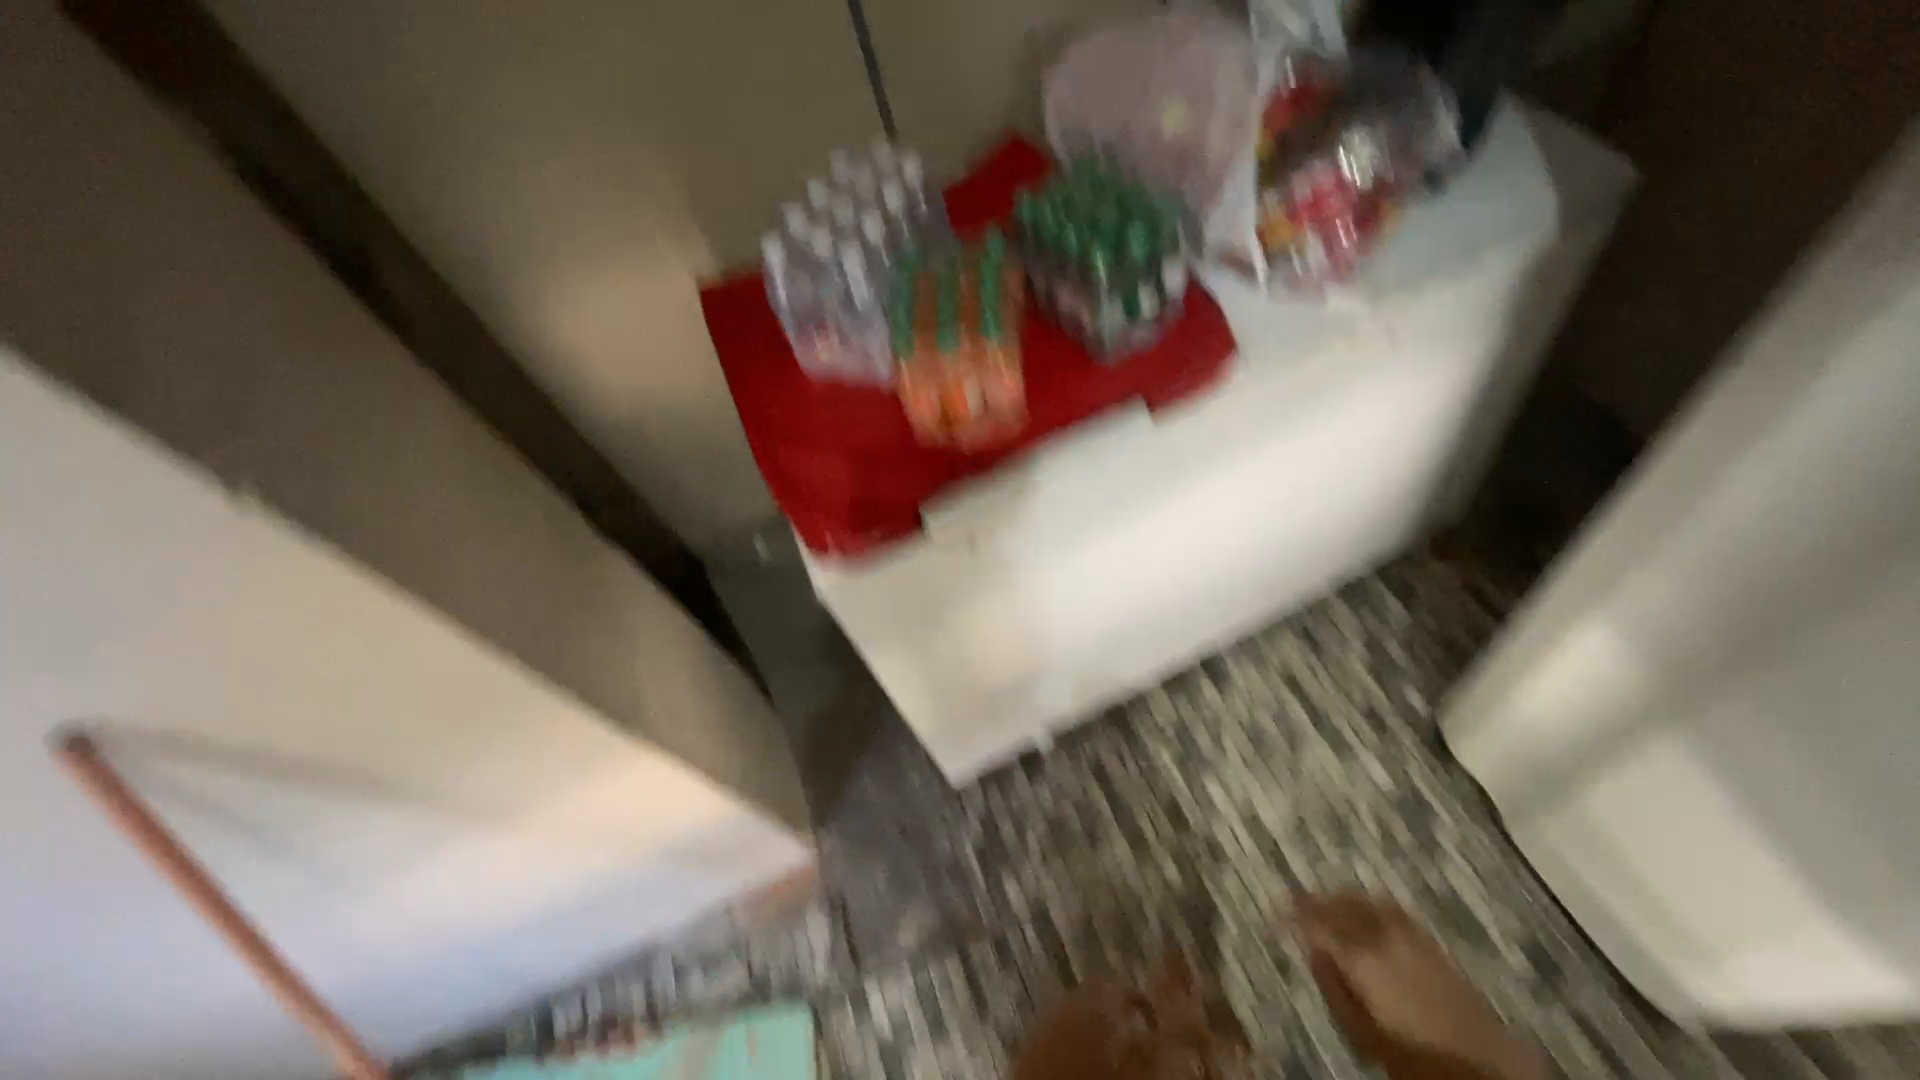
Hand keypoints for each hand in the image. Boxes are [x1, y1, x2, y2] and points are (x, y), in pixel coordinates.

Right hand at [1296, 891, 1544, 1079]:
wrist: (1484, 1067)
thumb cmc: (1412, 1056)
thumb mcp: (1361, 1033)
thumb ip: (1333, 988)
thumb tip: (1314, 952)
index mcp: (1361, 957)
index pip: (1317, 922)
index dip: (1292, 913)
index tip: (1275, 909)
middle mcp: (1383, 936)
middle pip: (1342, 903)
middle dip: (1315, 899)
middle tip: (1294, 900)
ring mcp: (1411, 936)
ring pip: (1367, 900)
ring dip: (1343, 897)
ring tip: (1326, 901)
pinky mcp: (1432, 944)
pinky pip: (1392, 909)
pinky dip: (1371, 903)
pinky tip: (1368, 911)